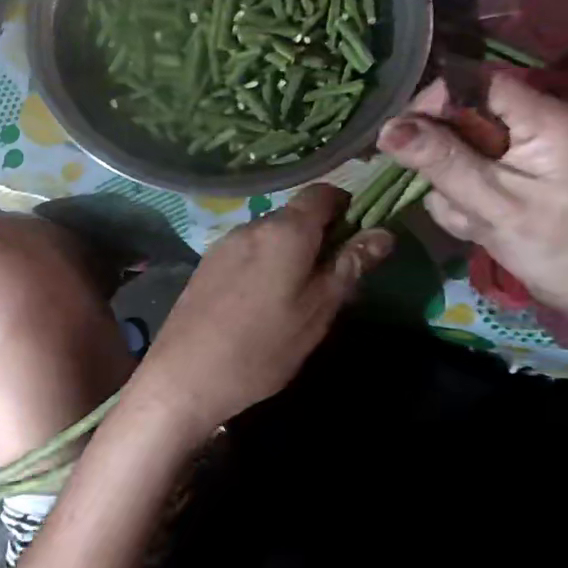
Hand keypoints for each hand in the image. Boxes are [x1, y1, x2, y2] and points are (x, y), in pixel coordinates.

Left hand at [127, 185, 393, 439]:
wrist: (185, 374)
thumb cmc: (262, 347)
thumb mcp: (318, 311)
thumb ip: (349, 266)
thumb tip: (383, 232)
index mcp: (283, 231)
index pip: (322, 193)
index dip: (347, 206)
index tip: (361, 236)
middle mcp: (250, 226)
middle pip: (294, 215)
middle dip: (320, 236)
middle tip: (337, 277)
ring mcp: (222, 245)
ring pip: (270, 235)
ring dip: (292, 253)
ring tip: (301, 296)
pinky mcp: (206, 266)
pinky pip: (247, 252)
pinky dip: (265, 265)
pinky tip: (264, 302)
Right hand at [376, 72, 567, 342]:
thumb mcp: (495, 206)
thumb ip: (441, 162)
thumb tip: (387, 128)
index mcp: (547, 118)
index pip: (475, 82)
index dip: (433, 102)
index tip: (400, 138)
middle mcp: (540, 126)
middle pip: (464, 120)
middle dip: (443, 158)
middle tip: (448, 196)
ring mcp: (532, 156)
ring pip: (462, 154)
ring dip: (453, 188)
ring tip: (477, 222)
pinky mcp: (525, 181)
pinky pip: (475, 178)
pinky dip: (467, 203)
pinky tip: (483, 228)